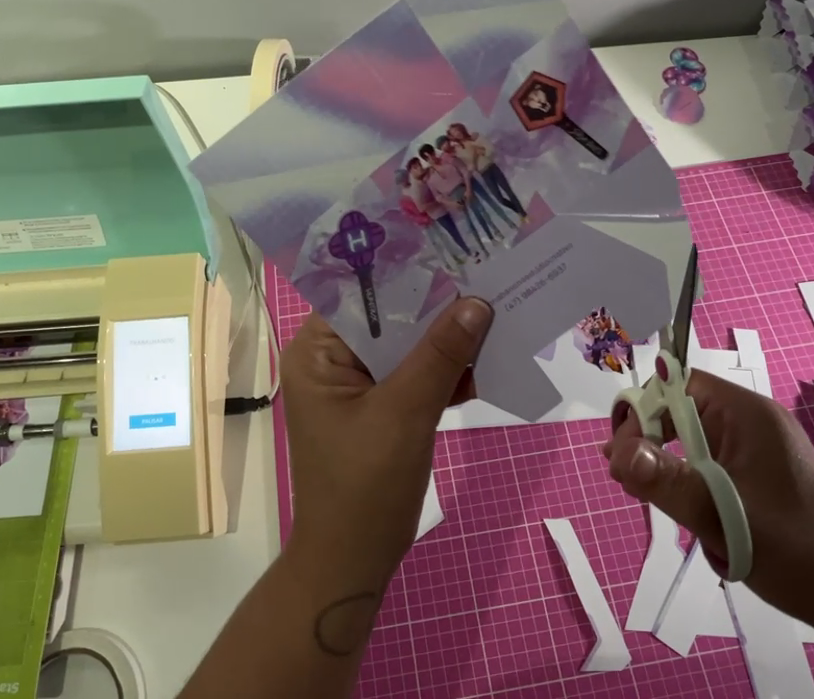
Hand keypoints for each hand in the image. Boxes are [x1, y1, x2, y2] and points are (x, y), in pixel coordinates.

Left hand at [283, 298, 492, 590]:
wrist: (354, 560)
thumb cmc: (365, 485)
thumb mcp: (404, 413)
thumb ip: (440, 355)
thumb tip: (478, 302)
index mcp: (317, 350)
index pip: (360, 293)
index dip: (407, 272)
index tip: (454, 251)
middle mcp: (332, 358)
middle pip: (388, 317)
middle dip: (436, 306)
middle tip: (486, 278)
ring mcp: (356, 384)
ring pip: (407, 346)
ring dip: (447, 340)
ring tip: (496, 317)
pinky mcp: (380, 407)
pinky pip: (414, 374)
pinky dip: (445, 371)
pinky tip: (485, 363)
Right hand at [604, 368, 813, 641]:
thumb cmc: (795, 550)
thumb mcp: (721, 515)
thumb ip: (665, 480)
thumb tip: (614, 450)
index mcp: (746, 414)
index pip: (676, 385)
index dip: (642, 411)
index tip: (621, 456)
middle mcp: (752, 422)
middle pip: (680, 413)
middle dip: (653, 448)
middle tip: (634, 486)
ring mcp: (759, 450)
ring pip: (691, 444)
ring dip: (674, 475)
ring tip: (672, 511)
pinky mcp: (762, 477)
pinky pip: (711, 468)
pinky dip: (695, 490)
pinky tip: (698, 522)